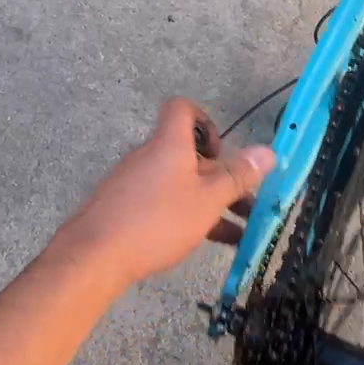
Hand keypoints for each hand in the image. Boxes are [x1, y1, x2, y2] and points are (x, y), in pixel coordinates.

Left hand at [54, 98, 275, 288]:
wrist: (95, 255)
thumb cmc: (157, 220)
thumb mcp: (207, 200)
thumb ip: (238, 176)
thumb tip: (268, 151)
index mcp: (168, 143)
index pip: (182, 109)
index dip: (206, 120)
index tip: (223, 151)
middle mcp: (149, 155)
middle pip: (187, 153)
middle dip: (220, 176)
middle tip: (247, 203)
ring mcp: (134, 182)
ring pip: (179, 182)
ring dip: (209, 201)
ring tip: (239, 233)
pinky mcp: (124, 207)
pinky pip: (163, 202)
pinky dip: (186, 215)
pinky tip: (207, 243)